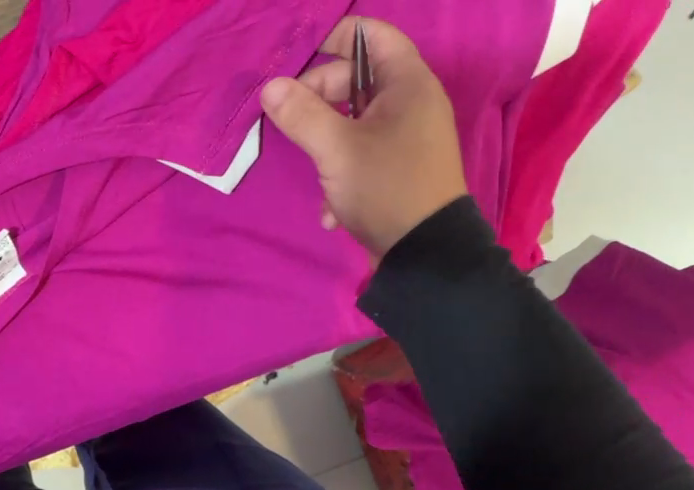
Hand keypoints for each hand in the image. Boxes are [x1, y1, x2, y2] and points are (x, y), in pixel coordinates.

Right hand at [261, 17, 468, 258]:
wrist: (423, 249)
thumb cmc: (385, 186)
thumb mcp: (336, 150)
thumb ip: (302, 115)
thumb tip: (270, 87)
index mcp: (406, 82)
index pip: (370, 35)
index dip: (332, 40)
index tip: (294, 61)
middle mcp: (410, 101)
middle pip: (355, 81)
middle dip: (318, 101)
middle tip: (290, 123)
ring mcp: (405, 136)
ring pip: (352, 123)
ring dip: (325, 146)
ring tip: (314, 173)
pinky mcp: (397, 168)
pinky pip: (361, 156)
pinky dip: (340, 175)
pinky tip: (332, 208)